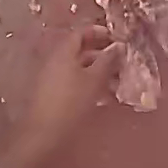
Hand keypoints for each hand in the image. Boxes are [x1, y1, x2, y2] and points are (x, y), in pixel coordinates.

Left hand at [17, 25, 120, 163]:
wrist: (43, 134)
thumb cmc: (71, 102)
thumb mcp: (94, 79)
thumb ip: (108, 60)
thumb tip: (119, 46)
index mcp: (64, 52)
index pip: (82, 32)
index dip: (100, 32)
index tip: (118, 39)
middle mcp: (57, 61)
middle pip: (82, 50)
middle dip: (104, 55)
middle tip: (123, 62)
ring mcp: (54, 78)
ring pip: (81, 68)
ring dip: (100, 72)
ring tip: (120, 83)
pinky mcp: (55, 95)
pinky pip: (76, 82)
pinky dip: (91, 84)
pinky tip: (107, 97)